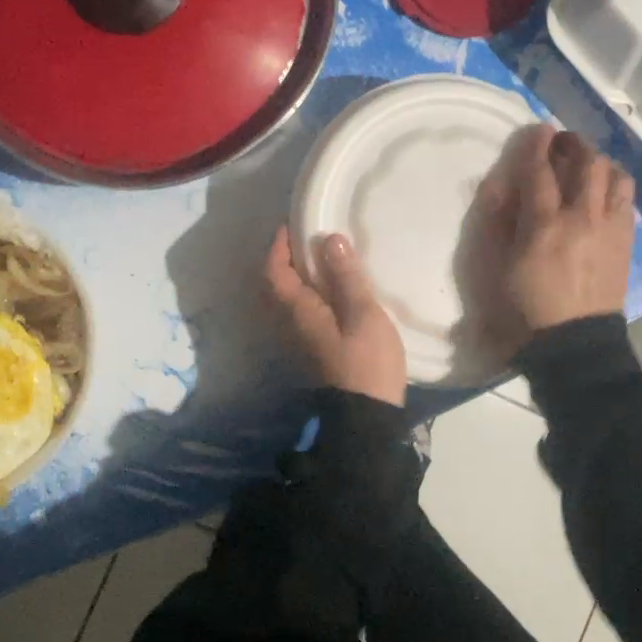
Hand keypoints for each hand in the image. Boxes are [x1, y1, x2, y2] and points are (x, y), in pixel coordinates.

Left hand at [265, 227, 406, 405]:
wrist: (366, 418)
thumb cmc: (365, 363)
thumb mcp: (362, 315)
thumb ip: (346, 277)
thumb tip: (329, 238)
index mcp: (297, 310)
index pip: (274, 270)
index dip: (278, 245)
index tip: (292, 223)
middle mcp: (289, 323)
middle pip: (276, 284)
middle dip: (286, 257)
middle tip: (308, 235)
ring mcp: (299, 339)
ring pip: (288, 299)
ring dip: (298, 275)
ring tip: (323, 257)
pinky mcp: (313, 349)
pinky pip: (302, 311)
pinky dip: (310, 292)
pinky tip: (333, 289)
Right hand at [470, 126, 634, 356]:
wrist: (573, 345)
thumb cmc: (524, 310)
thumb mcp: (495, 269)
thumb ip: (497, 222)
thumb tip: (500, 184)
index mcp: (544, 225)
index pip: (540, 170)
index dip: (536, 144)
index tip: (536, 129)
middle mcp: (582, 218)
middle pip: (586, 162)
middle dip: (572, 144)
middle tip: (559, 143)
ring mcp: (610, 228)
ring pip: (614, 175)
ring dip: (598, 162)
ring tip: (585, 166)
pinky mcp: (626, 242)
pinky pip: (626, 199)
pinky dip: (614, 185)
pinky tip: (602, 193)